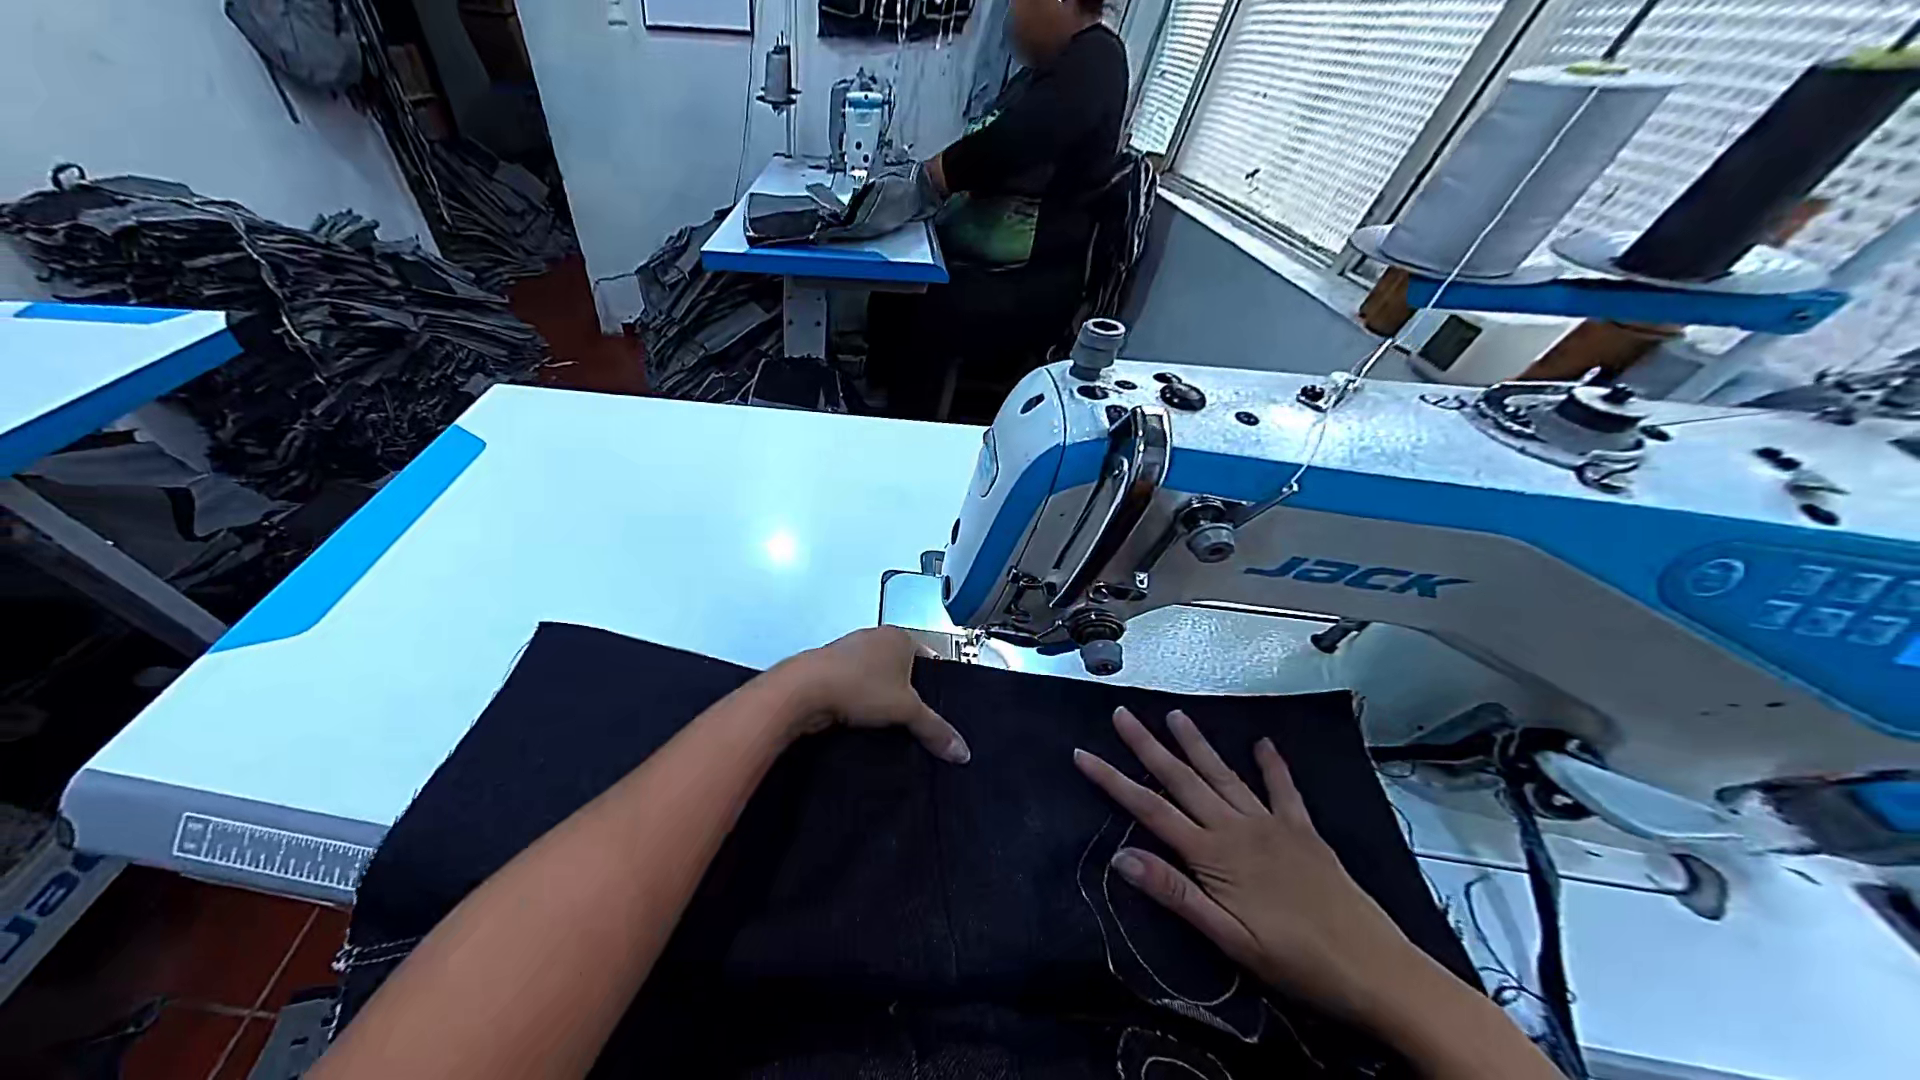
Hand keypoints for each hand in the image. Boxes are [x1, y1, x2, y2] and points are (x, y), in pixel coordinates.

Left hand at [769, 626, 969, 763]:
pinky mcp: (828, 668)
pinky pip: (853, 685)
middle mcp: (874, 637)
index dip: (934, 680)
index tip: (937, 702)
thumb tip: (960, 750)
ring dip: (879, 696)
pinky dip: (858, 700)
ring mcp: (848, 651)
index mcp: (899, 636)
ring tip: (885, 720)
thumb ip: (935, 729)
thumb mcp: (907, 711)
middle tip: (913, 717)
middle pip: (901, 667)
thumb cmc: (857, 685)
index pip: (929, 656)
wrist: (803, 691)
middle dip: (906, 691)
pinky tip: (859, 719)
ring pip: (875, 676)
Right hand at [1073, 708, 1437, 1028]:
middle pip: (1182, 778)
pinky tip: (1263, 743)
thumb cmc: (1296, 961)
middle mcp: (1238, 827)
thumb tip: (1122, 856)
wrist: (1377, 970)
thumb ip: (1175, 892)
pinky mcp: (1304, 832)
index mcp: (1214, 853)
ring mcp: (1273, 824)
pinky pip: (1283, 790)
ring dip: (1197, 744)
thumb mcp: (1228, 939)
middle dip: (1147, 746)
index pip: (1150, 808)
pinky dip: (1272, 766)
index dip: (1113, 781)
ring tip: (1175, 715)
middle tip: (1123, 714)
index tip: (1083, 754)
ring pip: (1224, 775)